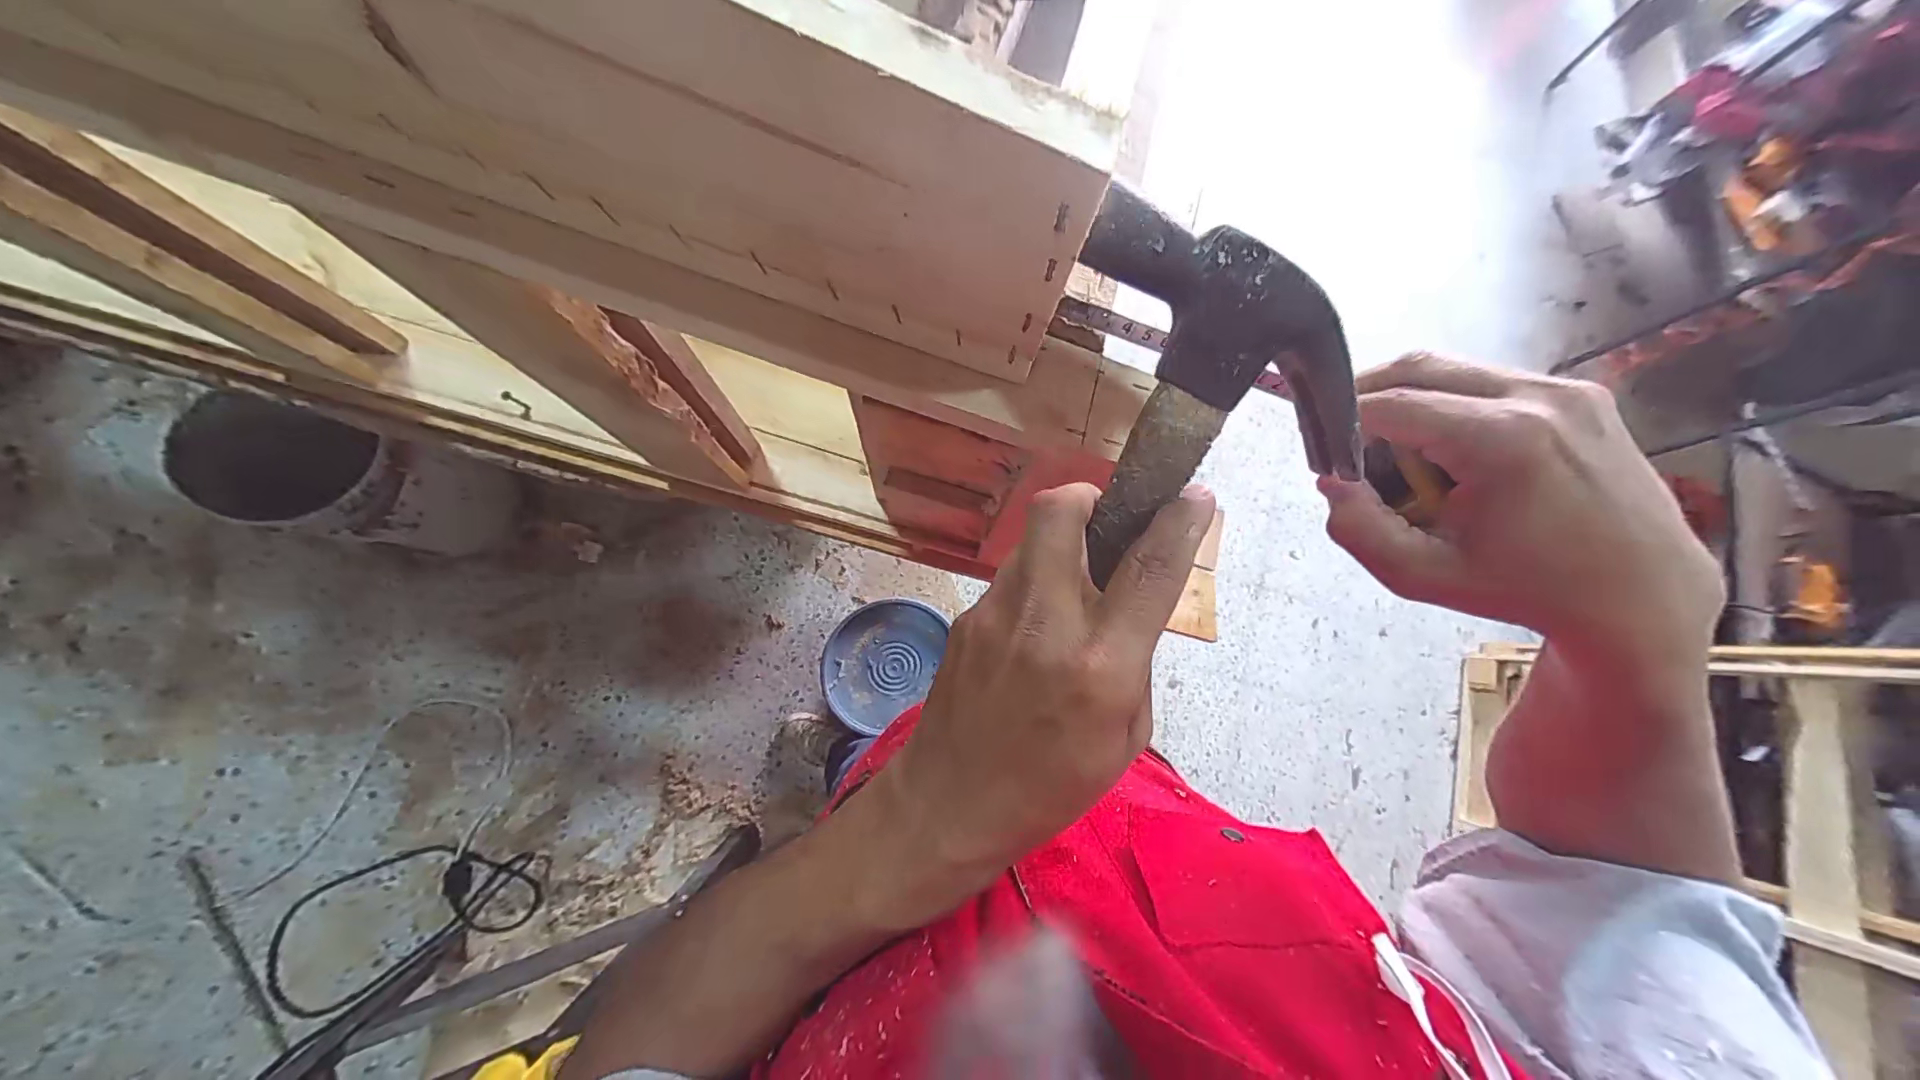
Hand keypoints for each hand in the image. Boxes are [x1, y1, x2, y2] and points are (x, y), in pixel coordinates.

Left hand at [869, 482, 1215, 921]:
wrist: (948, 803)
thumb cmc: (1049, 788)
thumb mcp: (1124, 738)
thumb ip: (1133, 662)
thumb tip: (1129, 609)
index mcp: (1099, 663)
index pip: (1148, 569)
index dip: (1179, 522)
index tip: (1196, 496)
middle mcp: (1044, 622)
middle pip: (1061, 511)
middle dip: (1092, 499)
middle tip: (1108, 525)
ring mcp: (994, 614)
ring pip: (1031, 541)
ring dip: (1062, 545)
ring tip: (1074, 587)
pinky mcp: (966, 618)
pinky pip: (1010, 579)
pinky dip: (1034, 584)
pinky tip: (1035, 627)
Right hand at [1319, 353, 1723, 677]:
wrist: (1641, 594)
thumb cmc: (1525, 588)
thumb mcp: (1418, 574)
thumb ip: (1356, 528)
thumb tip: (1331, 480)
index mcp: (1504, 440)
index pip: (1391, 404)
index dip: (1343, 421)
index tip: (1322, 449)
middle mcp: (1539, 397)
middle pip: (1417, 368)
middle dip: (1364, 397)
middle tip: (1341, 440)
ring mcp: (1566, 389)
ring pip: (1450, 370)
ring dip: (1405, 402)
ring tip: (1393, 455)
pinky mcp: (1579, 394)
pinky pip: (1484, 382)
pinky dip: (1444, 406)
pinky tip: (1442, 453)